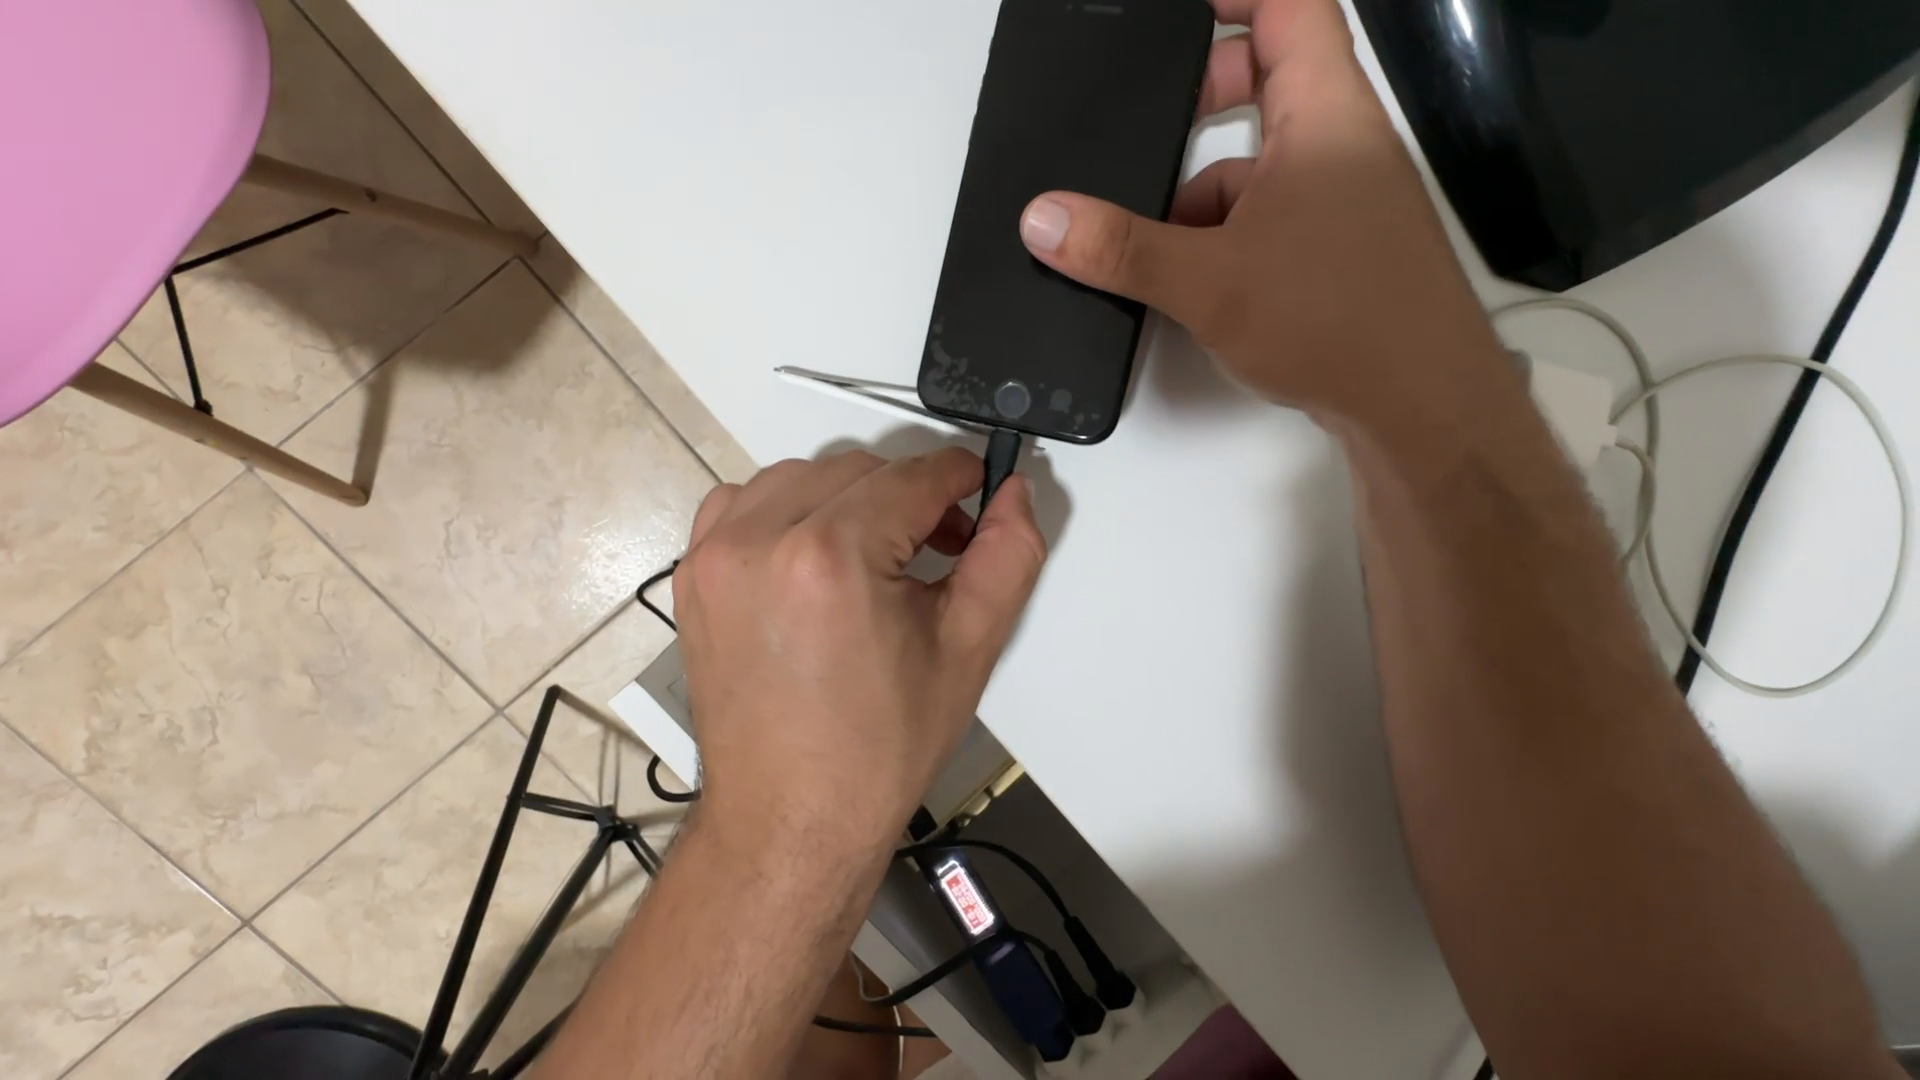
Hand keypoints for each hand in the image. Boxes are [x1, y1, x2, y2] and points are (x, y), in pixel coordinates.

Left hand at [671, 448, 1046, 848]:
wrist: (791, 819)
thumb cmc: (876, 751)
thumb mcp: (969, 648)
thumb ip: (1008, 555)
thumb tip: (1015, 496)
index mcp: (831, 557)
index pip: (913, 475)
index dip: (959, 478)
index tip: (978, 489)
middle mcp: (761, 542)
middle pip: (861, 470)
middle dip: (910, 496)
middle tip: (940, 546)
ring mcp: (717, 558)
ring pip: (803, 476)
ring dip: (850, 498)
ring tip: (878, 555)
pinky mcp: (695, 577)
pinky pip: (744, 502)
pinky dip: (787, 510)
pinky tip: (816, 553)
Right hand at [1017, 0, 1504, 422]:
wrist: (1416, 404)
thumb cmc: (1338, 322)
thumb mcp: (1208, 281)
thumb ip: (1120, 249)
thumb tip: (1043, 220)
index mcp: (1325, 117)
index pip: (1291, 7)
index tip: (1180, 9)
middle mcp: (1342, 146)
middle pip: (1270, 80)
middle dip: (1203, 101)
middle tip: (1151, 130)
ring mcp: (1342, 200)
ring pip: (1262, 164)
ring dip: (1204, 194)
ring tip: (1161, 247)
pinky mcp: (1335, 249)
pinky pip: (1271, 215)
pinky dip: (1228, 236)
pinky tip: (1198, 285)